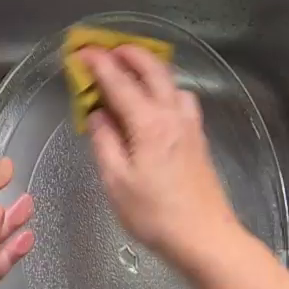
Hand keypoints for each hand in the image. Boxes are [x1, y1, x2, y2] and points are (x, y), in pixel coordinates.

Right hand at [78, 45, 243, 271]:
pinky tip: (155, 104)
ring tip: (130, 72)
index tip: (81, 50)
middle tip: (107, 48)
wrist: (207, 240)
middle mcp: (172, 116)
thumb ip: (104, 141)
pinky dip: (164, 88)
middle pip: (153, 69)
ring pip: (171, 82)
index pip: (119, 82)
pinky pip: (181, 99)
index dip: (98, 63)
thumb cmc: (155, 215)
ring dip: (150, 68)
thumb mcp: (116, 181)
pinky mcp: (198, 139)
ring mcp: (190, 126)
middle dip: (129, 53)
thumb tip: (97, 114)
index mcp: (148, 123)